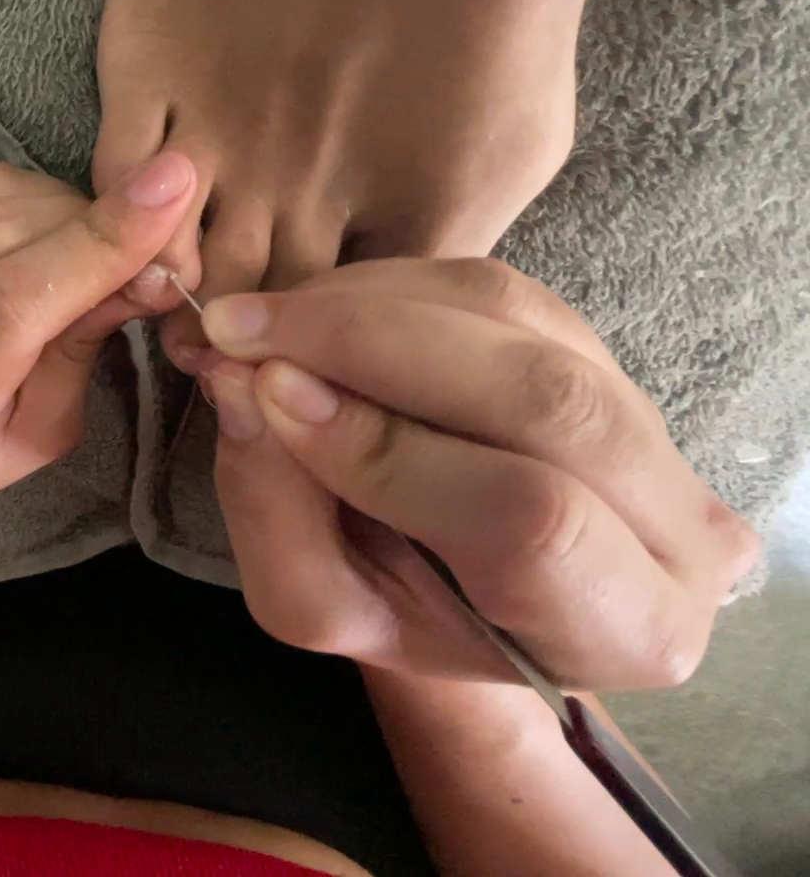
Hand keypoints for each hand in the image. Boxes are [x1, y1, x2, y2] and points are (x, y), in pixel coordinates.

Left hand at [0, 152, 198, 513]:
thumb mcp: (45, 430)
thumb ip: (81, 350)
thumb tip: (147, 266)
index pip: (6, 307)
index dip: (91, 246)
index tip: (171, 188)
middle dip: (87, 224)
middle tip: (147, 236)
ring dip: (58, 205)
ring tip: (96, 239)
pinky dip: (22, 195)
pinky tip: (50, 222)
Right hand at [95, 0, 648, 354]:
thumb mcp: (511, 104)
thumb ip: (446, 211)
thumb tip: (373, 277)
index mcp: (432, 183)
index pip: (362, 322)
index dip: (325, 356)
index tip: (297, 362)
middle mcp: (320, 172)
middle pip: (267, 304)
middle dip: (245, 347)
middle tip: (221, 357)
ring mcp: (223, 120)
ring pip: (181, 264)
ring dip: (174, 302)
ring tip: (168, 314)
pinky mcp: (147, 64)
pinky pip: (116, 185)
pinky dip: (116, 226)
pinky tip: (125, 238)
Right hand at [195, 257, 760, 689]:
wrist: (450, 587)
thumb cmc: (383, 611)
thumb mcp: (303, 597)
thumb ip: (269, 504)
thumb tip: (241, 381)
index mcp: (616, 628)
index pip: (529, 518)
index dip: (382, 449)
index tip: (263, 396)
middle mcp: (676, 523)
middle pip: (539, 394)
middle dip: (360, 342)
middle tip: (238, 328)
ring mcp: (652, 425)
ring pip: (513, 318)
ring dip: (358, 303)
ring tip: (263, 324)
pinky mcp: (598, 353)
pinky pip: (491, 288)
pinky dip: (380, 287)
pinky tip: (313, 314)